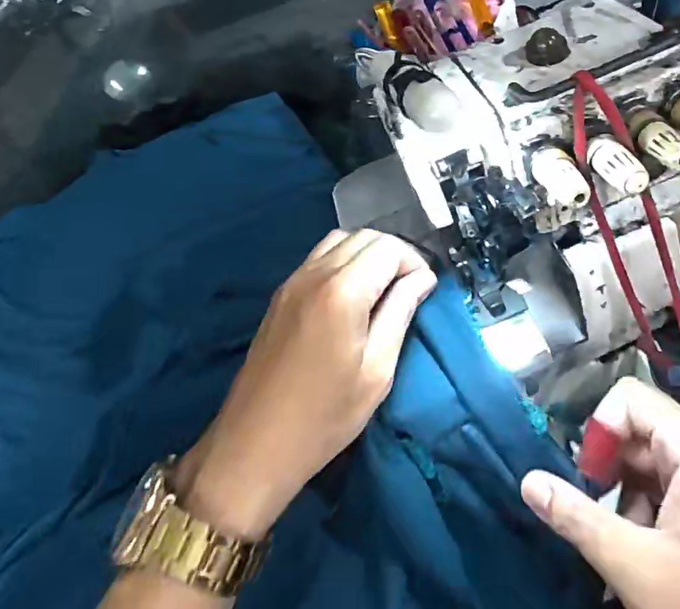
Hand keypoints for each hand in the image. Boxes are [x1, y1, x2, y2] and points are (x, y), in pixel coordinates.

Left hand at [176, 229, 436, 538]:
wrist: (255, 443)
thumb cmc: (324, 416)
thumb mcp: (377, 371)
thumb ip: (400, 312)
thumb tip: (422, 278)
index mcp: (341, 290)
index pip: (388, 248)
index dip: (413, 262)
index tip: (425, 291)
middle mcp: (315, 273)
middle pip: (364, 236)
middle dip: (393, 254)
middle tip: (409, 290)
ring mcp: (293, 280)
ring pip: (340, 240)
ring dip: (367, 254)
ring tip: (383, 291)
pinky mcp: (281, 292)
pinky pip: (319, 256)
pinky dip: (344, 260)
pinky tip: (353, 295)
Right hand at [521, 379, 679, 608]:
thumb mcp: (638, 568)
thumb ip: (578, 519)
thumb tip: (528, 481)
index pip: (629, 398)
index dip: (599, 431)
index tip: (589, 480)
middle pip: (640, 428)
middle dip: (609, 466)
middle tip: (596, 513)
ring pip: (654, 461)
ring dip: (626, 493)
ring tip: (622, 544)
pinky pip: (675, 487)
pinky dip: (650, 510)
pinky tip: (646, 554)